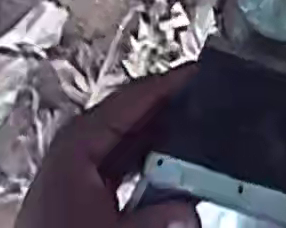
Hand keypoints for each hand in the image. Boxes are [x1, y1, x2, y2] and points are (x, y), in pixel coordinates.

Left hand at [15, 67, 198, 227]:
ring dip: (162, 136)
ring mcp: (77, 171)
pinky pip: (124, 163)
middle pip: (132, 115)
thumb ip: (156, 221)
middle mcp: (76, 147)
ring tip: (199, 129)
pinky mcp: (81, 195)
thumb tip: (192, 213)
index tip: (203, 72)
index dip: (170, 83)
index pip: (133, 97)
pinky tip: (173, 167)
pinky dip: (149, 159)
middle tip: (209, 99)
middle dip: (169, 109)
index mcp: (78, 143)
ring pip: (130, 139)